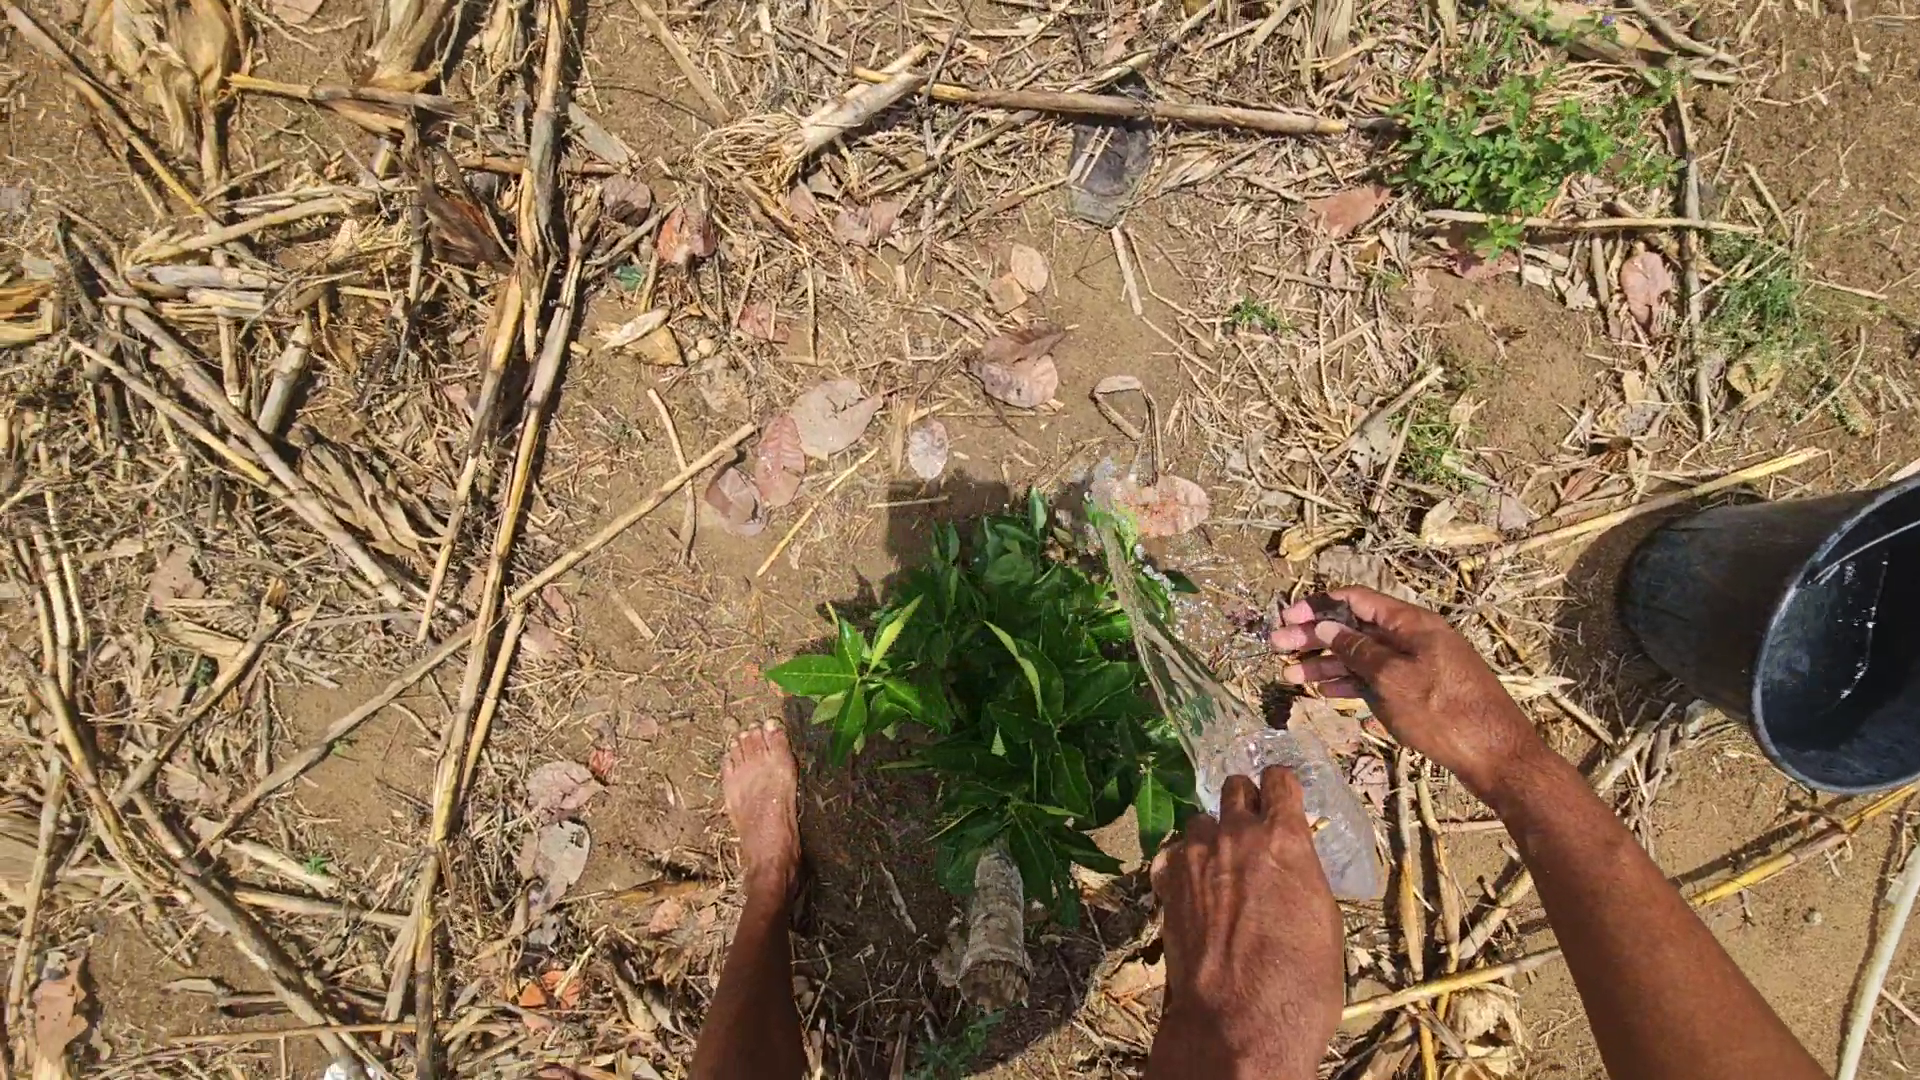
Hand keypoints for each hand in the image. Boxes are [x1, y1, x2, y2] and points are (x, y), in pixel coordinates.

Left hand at [1147, 767, 1341, 1079]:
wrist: (1239, 1021)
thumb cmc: (1300, 984)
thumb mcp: (1322, 920)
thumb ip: (1299, 872)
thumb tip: (1288, 861)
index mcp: (1283, 838)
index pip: (1279, 780)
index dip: (1280, 786)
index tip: (1280, 796)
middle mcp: (1236, 832)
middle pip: (1234, 787)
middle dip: (1243, 802)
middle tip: (1250, 830)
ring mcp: (1196, 852)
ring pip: (1201, 821)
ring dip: (1213, 837)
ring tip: (1221, 871)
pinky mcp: (1167, 876)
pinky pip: (1175, 852)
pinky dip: (1184, 864)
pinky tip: (1194, 891)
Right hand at [1268, 586, 1543, 802]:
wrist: (1497, 757)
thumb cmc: (1445, 713)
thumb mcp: (1393, 678)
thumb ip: (1357, 650)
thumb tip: (1326, 628)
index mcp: (1411, 624)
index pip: (1356, 600)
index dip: (1318, 605)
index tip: (1288, 617)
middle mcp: (1410, 639)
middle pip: (1352, 628)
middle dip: (1312, 636)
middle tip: (1277, 646)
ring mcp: (1412, 665)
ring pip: (1358, 656)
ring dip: (1323, 663)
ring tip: (1289, 675)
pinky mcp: (1414, 690)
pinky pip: (1372, 678)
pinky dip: (1345, 682)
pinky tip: (1320, 690)